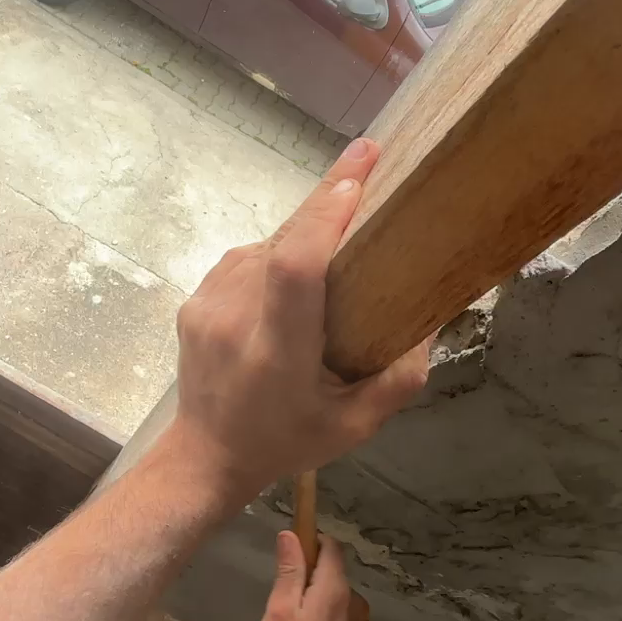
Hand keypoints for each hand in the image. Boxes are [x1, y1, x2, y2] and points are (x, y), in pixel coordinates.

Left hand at [164, 137, 430, 499]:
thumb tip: (428, 322)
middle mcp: (234, 320)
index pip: (295, 267)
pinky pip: (242, 261)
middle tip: (365, 163)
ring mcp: (206, 307)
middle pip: (282, 243)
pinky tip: (290, 274)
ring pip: (263, 246)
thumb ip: (398, 380)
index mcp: (276, 353)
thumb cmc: (284, 443)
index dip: (325, 215)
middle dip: (325, 202)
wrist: (204, 457)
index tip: (359, 172)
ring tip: (333, 239)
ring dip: (300, 234)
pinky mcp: (193, 302)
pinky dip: (272, 256)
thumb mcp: (353, 427)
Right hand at [258, 531, 369, 620]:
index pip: (331, 545)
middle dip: (309, 575)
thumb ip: (290, 569)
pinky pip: (341, 611)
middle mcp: (355, 598)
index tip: (290, 558)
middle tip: (285, 601)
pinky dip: (327, 615)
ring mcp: (361, 619)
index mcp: (336, 587)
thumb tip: (291, 533)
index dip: (311, 542)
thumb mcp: (280, 609)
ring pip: (335, 591)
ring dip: (317, 597)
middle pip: (332, 569)